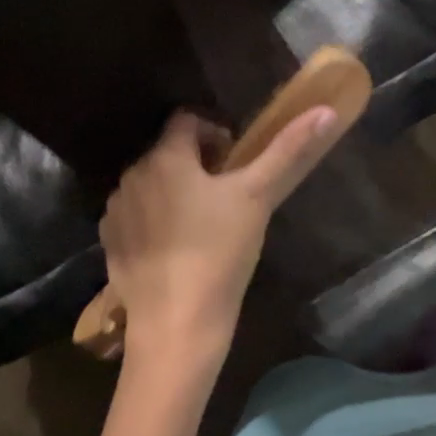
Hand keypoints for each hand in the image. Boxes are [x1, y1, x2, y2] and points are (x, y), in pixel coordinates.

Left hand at [102, 106, 343, 355]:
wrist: (176, 325)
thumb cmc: (220, 252)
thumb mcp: (258, 196)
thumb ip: (288, 149)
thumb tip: (325, 110)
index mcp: (165, 156)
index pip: (187, 119)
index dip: (215, 132)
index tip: (236, 163)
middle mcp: (133, 174)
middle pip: (168, 151)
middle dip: (197, 164)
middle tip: (226, 196)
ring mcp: (116, 210)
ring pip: (151, 183)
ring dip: (174, 191)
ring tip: (202, 224)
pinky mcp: (110, 242)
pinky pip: (135, 215)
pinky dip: (154, 220)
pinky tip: (177, 249)